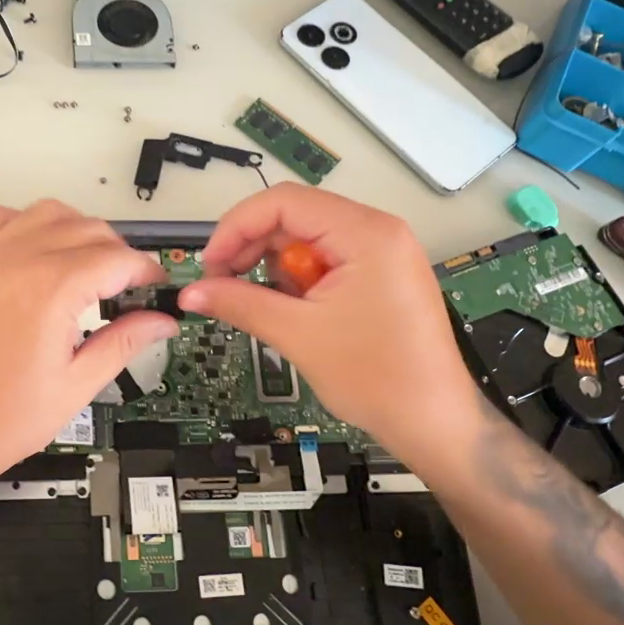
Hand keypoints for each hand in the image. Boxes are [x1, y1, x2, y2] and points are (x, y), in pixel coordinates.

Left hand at [0, 201, 178, 503]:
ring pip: (49, 212)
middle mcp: (17, 262)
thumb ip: (123, 343)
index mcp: (50, 290)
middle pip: (89, 228)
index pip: (118, 258)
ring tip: (92, 271)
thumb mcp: (76, 386)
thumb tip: (158, 323)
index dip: (147, 272)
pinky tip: (40, 256)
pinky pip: (1, 220)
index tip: (156, 289)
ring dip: (79, 231)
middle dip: (119, 254)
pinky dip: (28, 225)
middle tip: (131, 292)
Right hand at [177, 185, 483, 469]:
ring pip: (306, 241)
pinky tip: (292, 313)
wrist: (433, 422)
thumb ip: (239, 304)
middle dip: (252, 249)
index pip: (284, 202)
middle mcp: (377, 231)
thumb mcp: (297, 335)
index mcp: (366, 233)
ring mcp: (381, 253)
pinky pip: (325, 261)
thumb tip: (190, 293)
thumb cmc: (376, 377)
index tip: (211, 265)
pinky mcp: (379, 276)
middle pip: (293, 217)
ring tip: (267, 309)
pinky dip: (298, 282)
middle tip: (224, 288)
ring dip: (274, 269)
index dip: (237, 228)